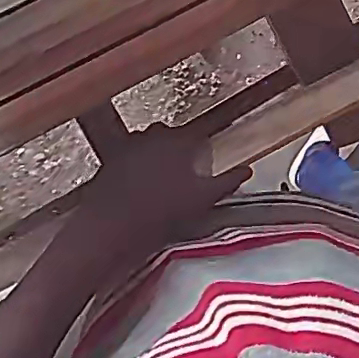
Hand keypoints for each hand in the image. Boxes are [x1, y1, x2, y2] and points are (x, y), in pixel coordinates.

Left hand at [62, 122, 250, 280]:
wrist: (115, 223)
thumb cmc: (165, 209)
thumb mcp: (204, 199)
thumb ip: (227, 182)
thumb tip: (247, 170)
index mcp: (181, 140)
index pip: (198, 135)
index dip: (202, 149)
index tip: (203, 162)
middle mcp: (155, 134)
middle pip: (172, 135)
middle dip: (178, 148)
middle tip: (183, 171)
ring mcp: (130, 143)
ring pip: (149, 142)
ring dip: (156, 154)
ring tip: (161, 178)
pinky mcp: (111, 156)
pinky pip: (130, 154)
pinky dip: (136, 164)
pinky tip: (138, 184)